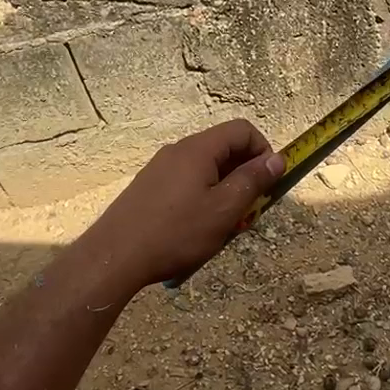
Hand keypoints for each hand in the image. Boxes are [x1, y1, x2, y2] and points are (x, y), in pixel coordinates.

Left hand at [88, 119, 285, 289]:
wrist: (112, 259)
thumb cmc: (176, 233)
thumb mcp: (224, 209)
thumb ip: (253, 180)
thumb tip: (277, 159)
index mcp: (199, 149)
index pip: (243, 130)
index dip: (263, 151)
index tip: (268, 184)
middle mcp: (179, 150)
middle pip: (225, 149)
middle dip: (244, 177)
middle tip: (248, 212)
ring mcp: (160, 169)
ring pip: (207, 169)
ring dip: (225, 192)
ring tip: (224, 227)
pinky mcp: (149, 188)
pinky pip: (187, 183)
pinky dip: (203, 199)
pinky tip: (197, 230)